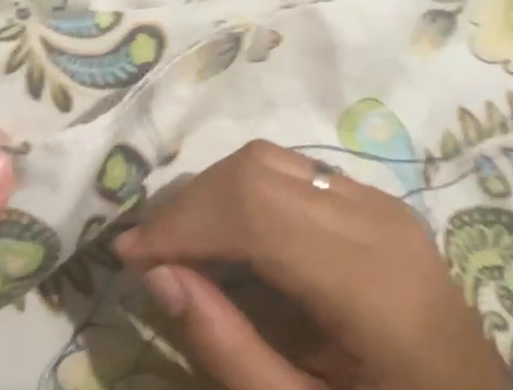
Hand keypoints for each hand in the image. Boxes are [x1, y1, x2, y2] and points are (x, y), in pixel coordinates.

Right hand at [114, 141, 507, 389]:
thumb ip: (229, 350)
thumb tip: (157, 276)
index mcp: (373, 285)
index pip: (255, 211)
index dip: (182, 224)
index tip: (129, 257)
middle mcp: (380, 223)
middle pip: (256, 171)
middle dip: (189, 206)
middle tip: (149, 255)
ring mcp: (383, 206)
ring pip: (267, 161)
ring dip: (212, 195)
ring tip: (181, 247)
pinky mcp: (378, 205)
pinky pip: (291, 174)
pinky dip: (242, 195)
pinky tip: (227, 240)